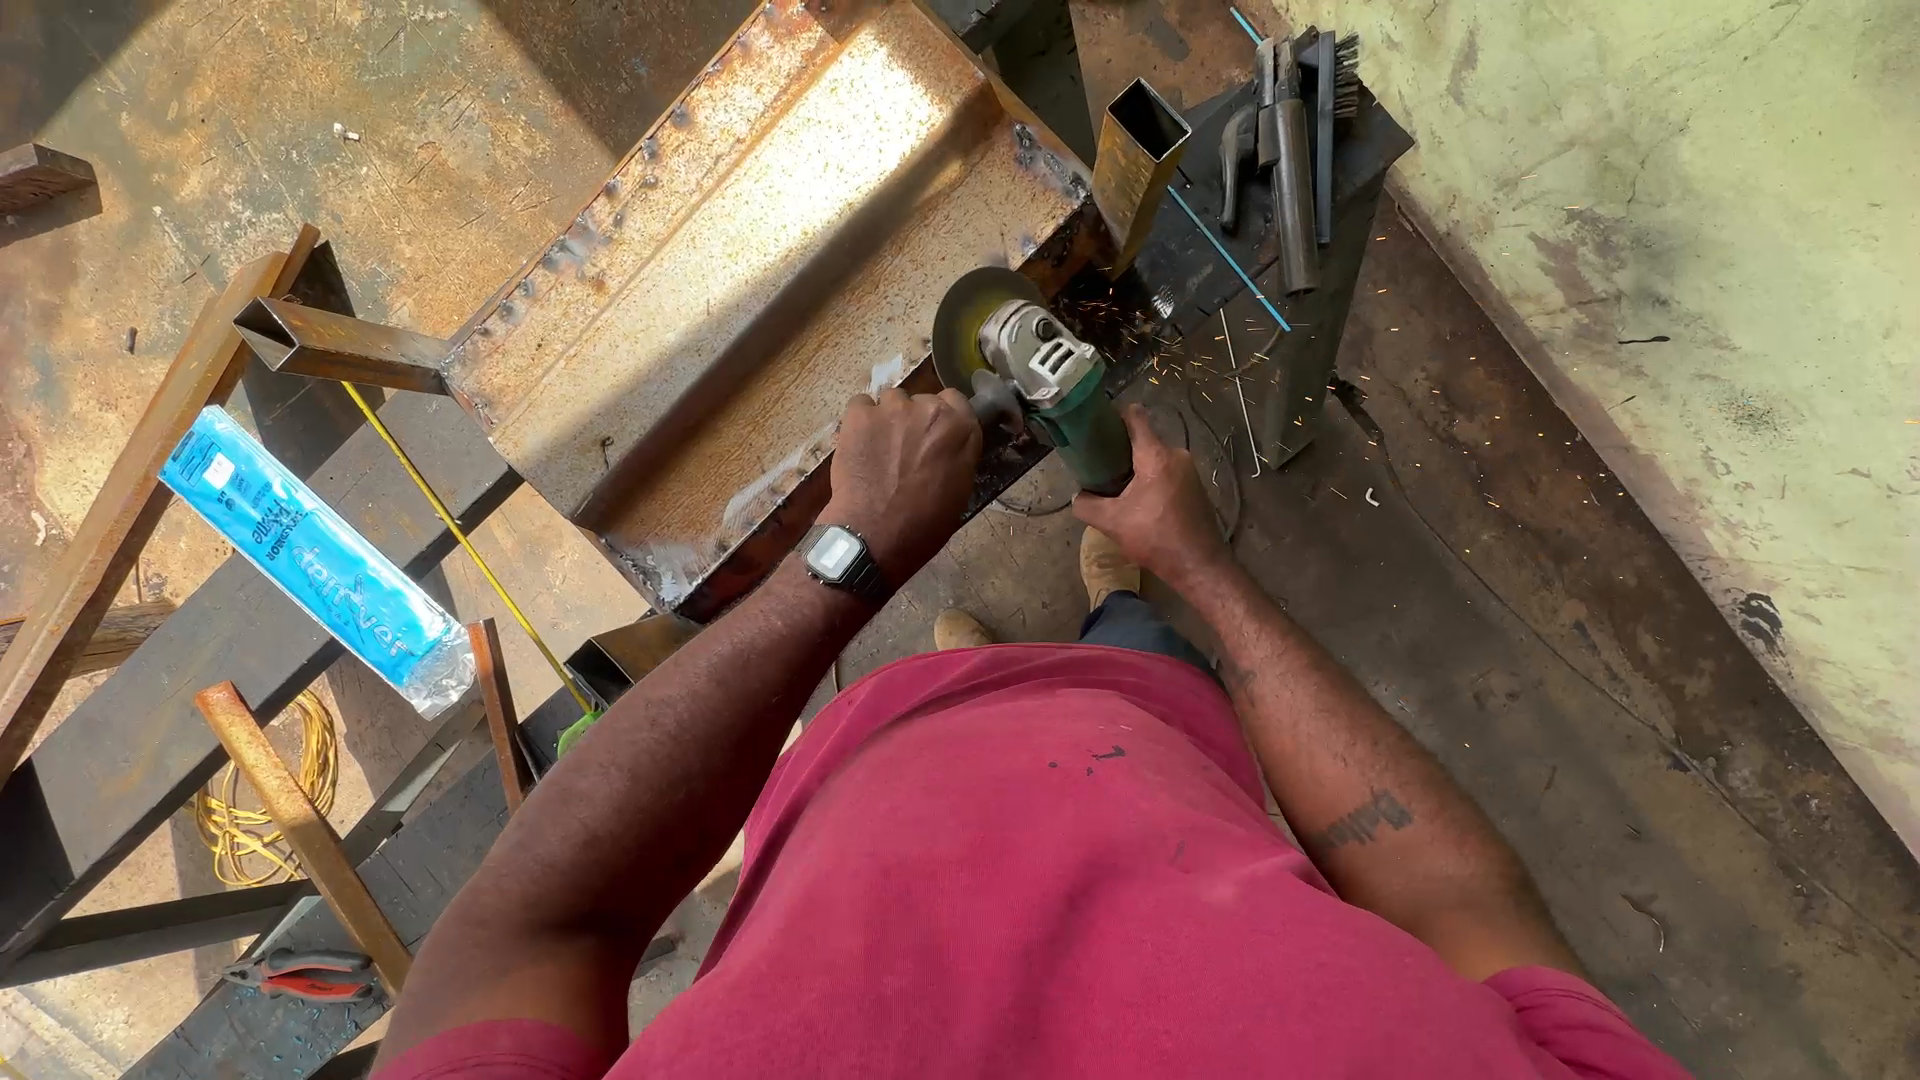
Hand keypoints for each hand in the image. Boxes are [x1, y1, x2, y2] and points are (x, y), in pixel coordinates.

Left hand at [818, 387, 982, 583]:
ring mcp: (893, 408)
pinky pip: (860, 405)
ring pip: (890, 402)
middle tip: (903, 450)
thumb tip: (945, 448)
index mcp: (962, 428)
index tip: (932, 435)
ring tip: (878, 450)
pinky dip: (859, 422)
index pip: (955, 401)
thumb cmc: (924, 524)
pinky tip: (858, 446)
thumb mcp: (959, 489)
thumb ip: (956, 455)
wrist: (876, 534)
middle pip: (920, 401)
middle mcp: (931, 409)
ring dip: (887, 420)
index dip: (941, 418)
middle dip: (913, 421)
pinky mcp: (860, 414)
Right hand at [1072, 404, 1231, 588]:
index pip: (1135, 417)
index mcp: (1156, 456)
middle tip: (1098, 471)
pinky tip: (1138, 505)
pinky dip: (1149, 482)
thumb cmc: (1156, 538)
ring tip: (1116, 491)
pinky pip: (1165, 474)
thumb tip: (1079, 496)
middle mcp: (1176, 456)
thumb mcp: (1111, 523)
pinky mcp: (1195, 487)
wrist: (1200, 565)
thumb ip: (1086, 505)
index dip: (1113, 417)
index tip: (1095, 428)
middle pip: (1142, 441)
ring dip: (1134, 471)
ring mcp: (1189, 471)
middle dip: (1119, 453)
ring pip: (1153, 460)